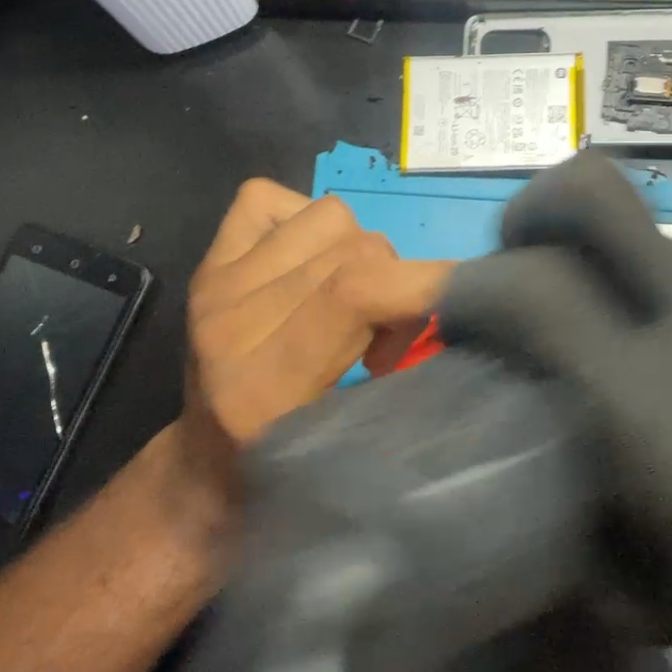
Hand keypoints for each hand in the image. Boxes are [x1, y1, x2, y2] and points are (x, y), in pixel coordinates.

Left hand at [184, 179, 450, 450]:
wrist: (206, 470)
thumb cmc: (291, 474)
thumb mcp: (359, 451)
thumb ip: (406, 386)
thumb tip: (460, 317)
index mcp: (268, 383)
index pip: (354, 291)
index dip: (424, 281)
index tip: (465, 298)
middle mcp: (233, 321)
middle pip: (354, 248)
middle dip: (398, 284)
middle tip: (386, 341)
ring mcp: (216, 285)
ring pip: (328, 216)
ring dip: (360, 252)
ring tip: (350, 303)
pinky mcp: (207, 264)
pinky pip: (267, 198)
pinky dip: (304, 221)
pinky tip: (311, 267)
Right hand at [439, 154, 671, 671]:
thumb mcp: (663, 601)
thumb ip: (585, 548)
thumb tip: (544, 509)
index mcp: (644, 392)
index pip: (528, 290)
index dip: (473, 290)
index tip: (461, 320)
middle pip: (589, 192)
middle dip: (533, 209)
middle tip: (524, 260)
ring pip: (647, 236)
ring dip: (614, 270)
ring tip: (632, 336)